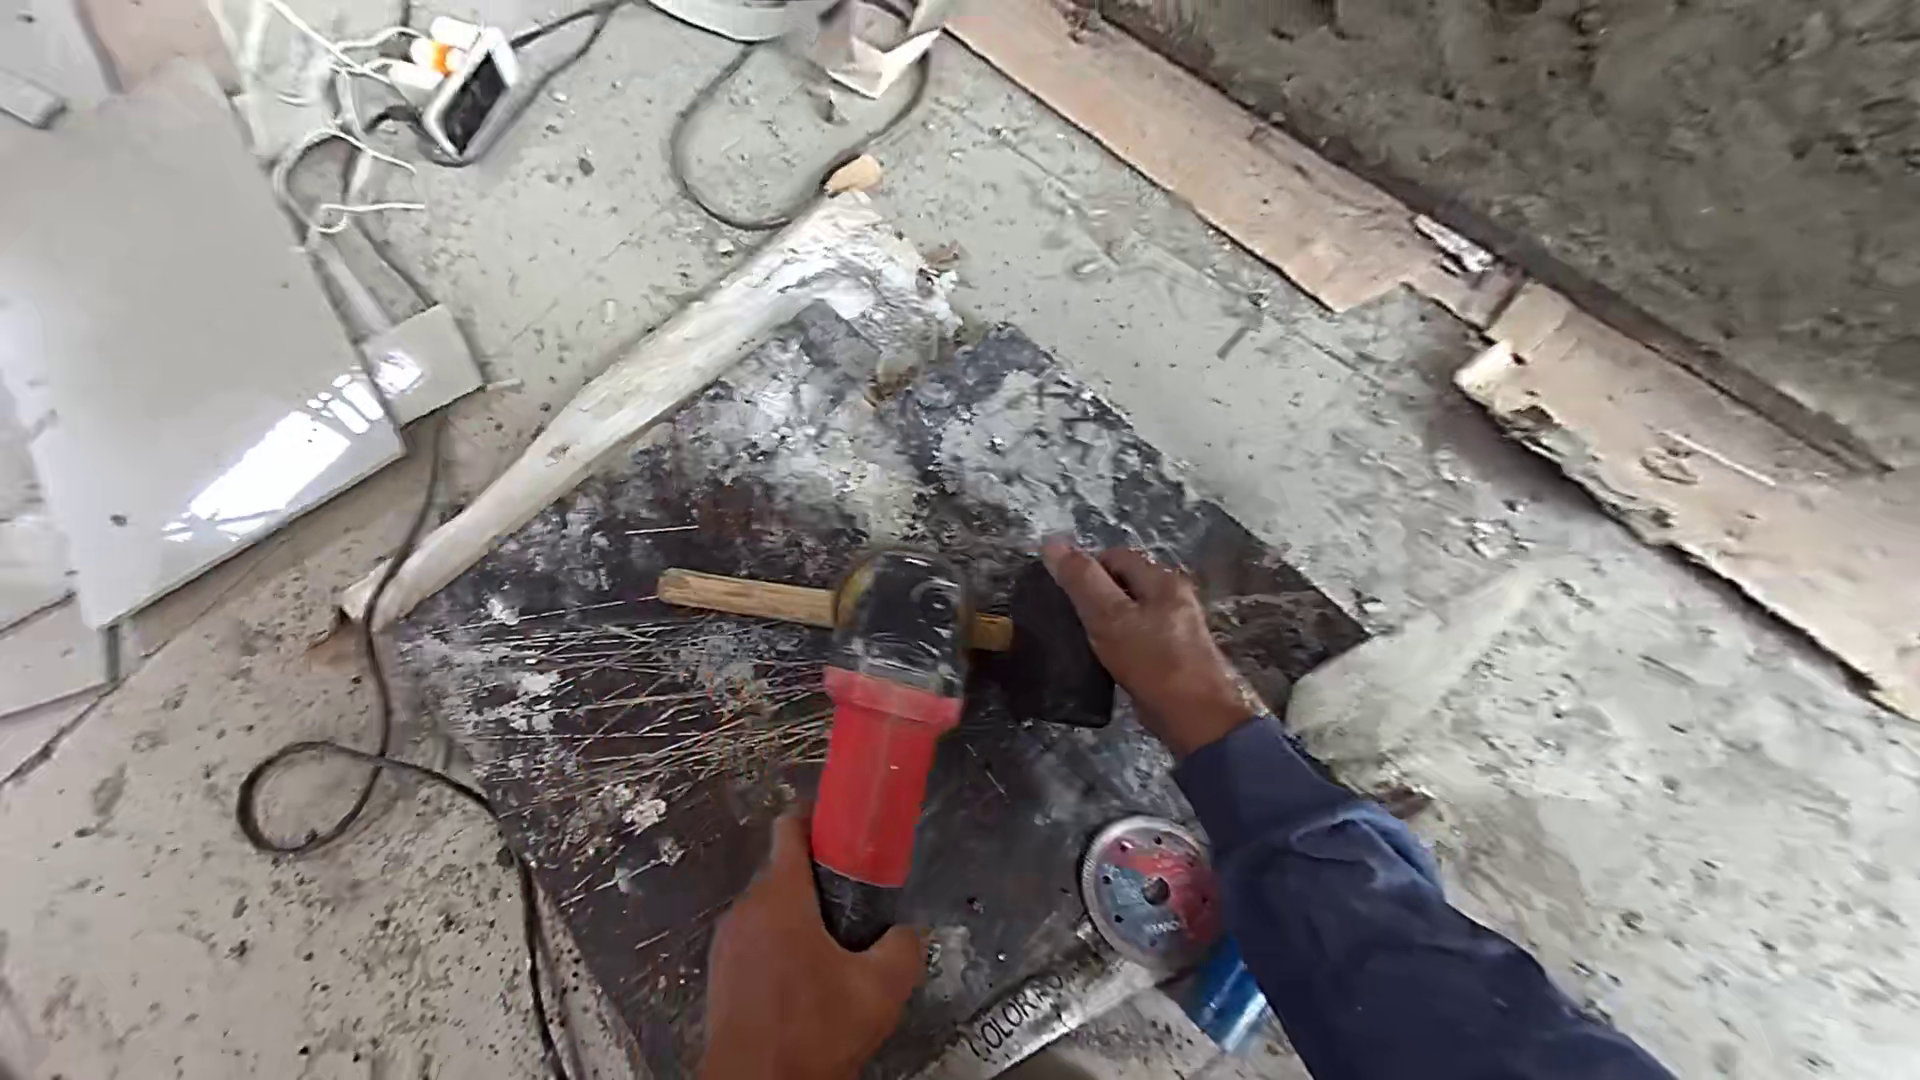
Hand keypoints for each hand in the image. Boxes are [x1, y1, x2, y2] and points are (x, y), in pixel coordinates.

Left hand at [699, 813, 925, 1079]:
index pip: (790, 828)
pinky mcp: (718, 971)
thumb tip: (910, 930)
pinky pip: (753, 935)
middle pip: (783, 867)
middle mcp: (747, 907)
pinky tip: (802, 975)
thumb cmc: (812, 1031)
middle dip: (817, 876)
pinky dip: (776, 940)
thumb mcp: (879, 991)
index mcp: (780, 895)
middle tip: (851, 898)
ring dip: (797, 911)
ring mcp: (726, 940)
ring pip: (768, 903)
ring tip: (831, 941)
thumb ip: (904, 948)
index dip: (816, 819)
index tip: (844, 831)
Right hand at [1041, 540, 1256, 756]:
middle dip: (1095, 596)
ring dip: (1106, 622)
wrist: (1195, 718)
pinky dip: (1119, 642)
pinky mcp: (1173, 654)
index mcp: (1162, 580)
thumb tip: (1052, 543)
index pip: (1114, 556)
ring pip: (1129, 611)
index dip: (1085, 570)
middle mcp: (1173, 597)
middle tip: (1071, 620)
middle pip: (1122, 583)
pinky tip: (1105, 660)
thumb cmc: (1151, 661)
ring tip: (1084, 640)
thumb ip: (1081, 580)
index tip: (1065, 596)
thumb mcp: (1108, 616)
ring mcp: (1176, 627)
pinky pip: (1137, 636)